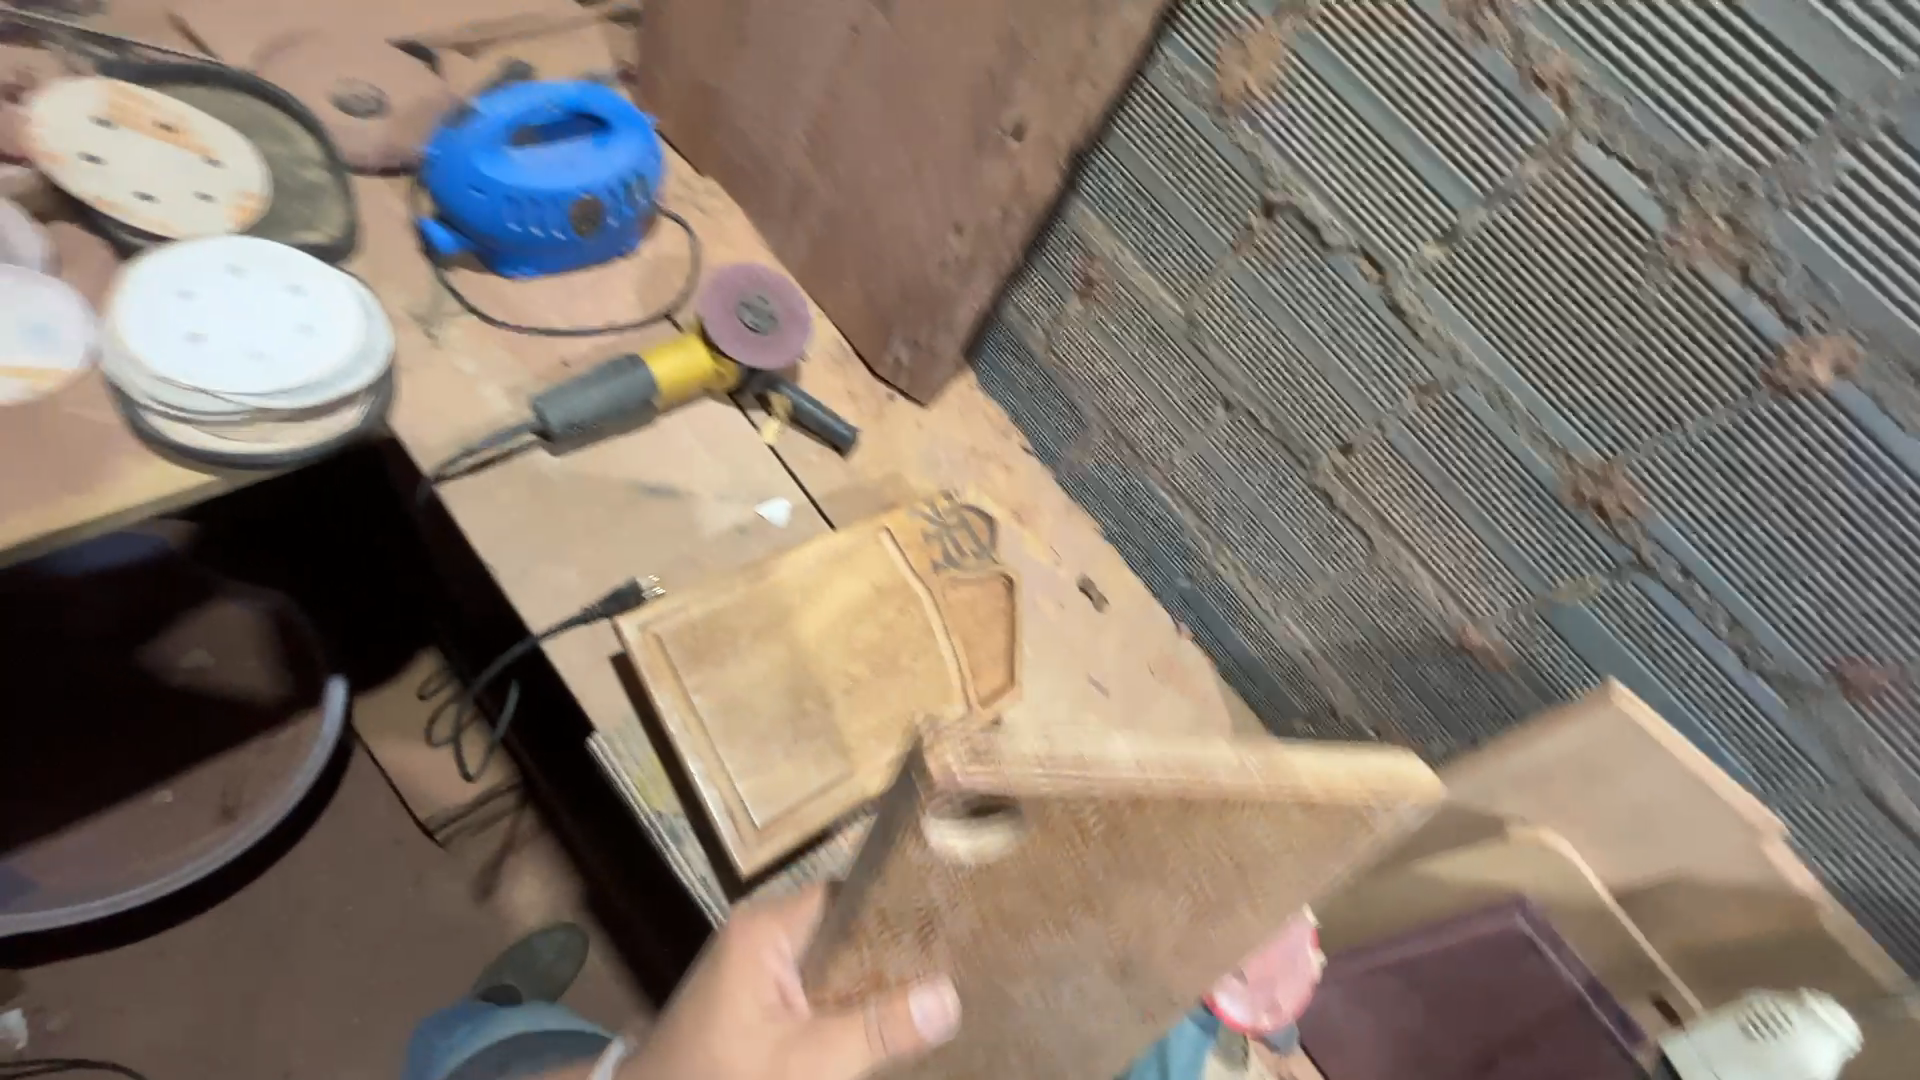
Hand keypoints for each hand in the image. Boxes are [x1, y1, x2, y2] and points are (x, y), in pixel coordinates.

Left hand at [626, 884, 960, 1079]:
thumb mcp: (805, 1064)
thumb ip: (877, 1028)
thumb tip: (950, 997)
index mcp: (768, 927)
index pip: (847, 895)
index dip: (894, 909)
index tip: (944, 921)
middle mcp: (760, 930)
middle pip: (841, 924)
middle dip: (887, 947)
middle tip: (946, 959)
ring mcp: (753, 962)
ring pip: (829, 955)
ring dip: (865, 976)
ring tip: (926, 983)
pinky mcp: (750, 994)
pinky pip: (810, 980)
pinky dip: (840, 997)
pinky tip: (876, 1015)